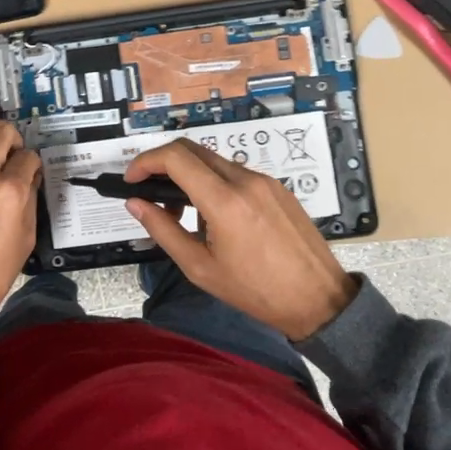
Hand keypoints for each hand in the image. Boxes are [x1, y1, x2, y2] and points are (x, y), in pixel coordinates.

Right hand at [124, 140, 356, 341]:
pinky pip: (235, 173)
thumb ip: (163, 230)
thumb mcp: (199, 268)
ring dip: (188, 176)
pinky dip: (213, 183)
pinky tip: (214, 216)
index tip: (132, 180)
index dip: (145, 162)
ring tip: (182, 214)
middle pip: (192, 149)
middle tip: (150, 194)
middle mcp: (246, 181)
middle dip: (162, 165)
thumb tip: (135, 204)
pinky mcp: (278, 188)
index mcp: (224, 202)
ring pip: (213, 161)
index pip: (175, 158)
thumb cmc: (255, 291)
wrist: (318, 300)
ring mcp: (265, 181)